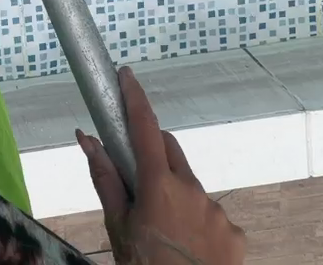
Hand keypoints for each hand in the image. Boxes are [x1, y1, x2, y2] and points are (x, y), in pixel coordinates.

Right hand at [77, 67, 245, 264]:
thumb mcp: (117, 227)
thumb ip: (105, 179)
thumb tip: (86, 138)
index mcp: (158, 184)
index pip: (145, 126)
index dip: (135, 97)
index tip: (127, 74)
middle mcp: (192, 189)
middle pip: (169, 150)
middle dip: (152, 150)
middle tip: (136, 176)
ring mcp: (217, 212)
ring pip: (188, 185)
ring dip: (173, 193)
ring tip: (162, 231)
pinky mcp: (236, 234)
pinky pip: (209, 214)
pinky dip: (195, 220)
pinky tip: (186, 248)